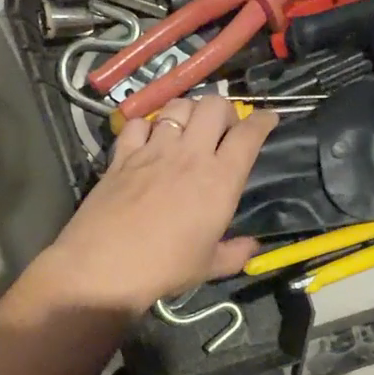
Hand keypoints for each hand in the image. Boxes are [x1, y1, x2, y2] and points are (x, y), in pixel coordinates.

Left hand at [39, 97, 278, 312]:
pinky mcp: (123, 155)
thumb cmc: (165, 268)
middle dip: (225, 110)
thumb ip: (235, 253)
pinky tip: (149, 140)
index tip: (268, 120)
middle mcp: (190, 155)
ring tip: (188, 129)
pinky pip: (139, 123)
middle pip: (213, 106)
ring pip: (177, 108)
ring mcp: (154, 150)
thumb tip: (253, 247)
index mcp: (220, 180)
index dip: (263, 120)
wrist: (105, 266)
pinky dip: (148, 126)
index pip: (249, 134)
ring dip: (189, 112)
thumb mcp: (209, 267)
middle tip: (224, 129)